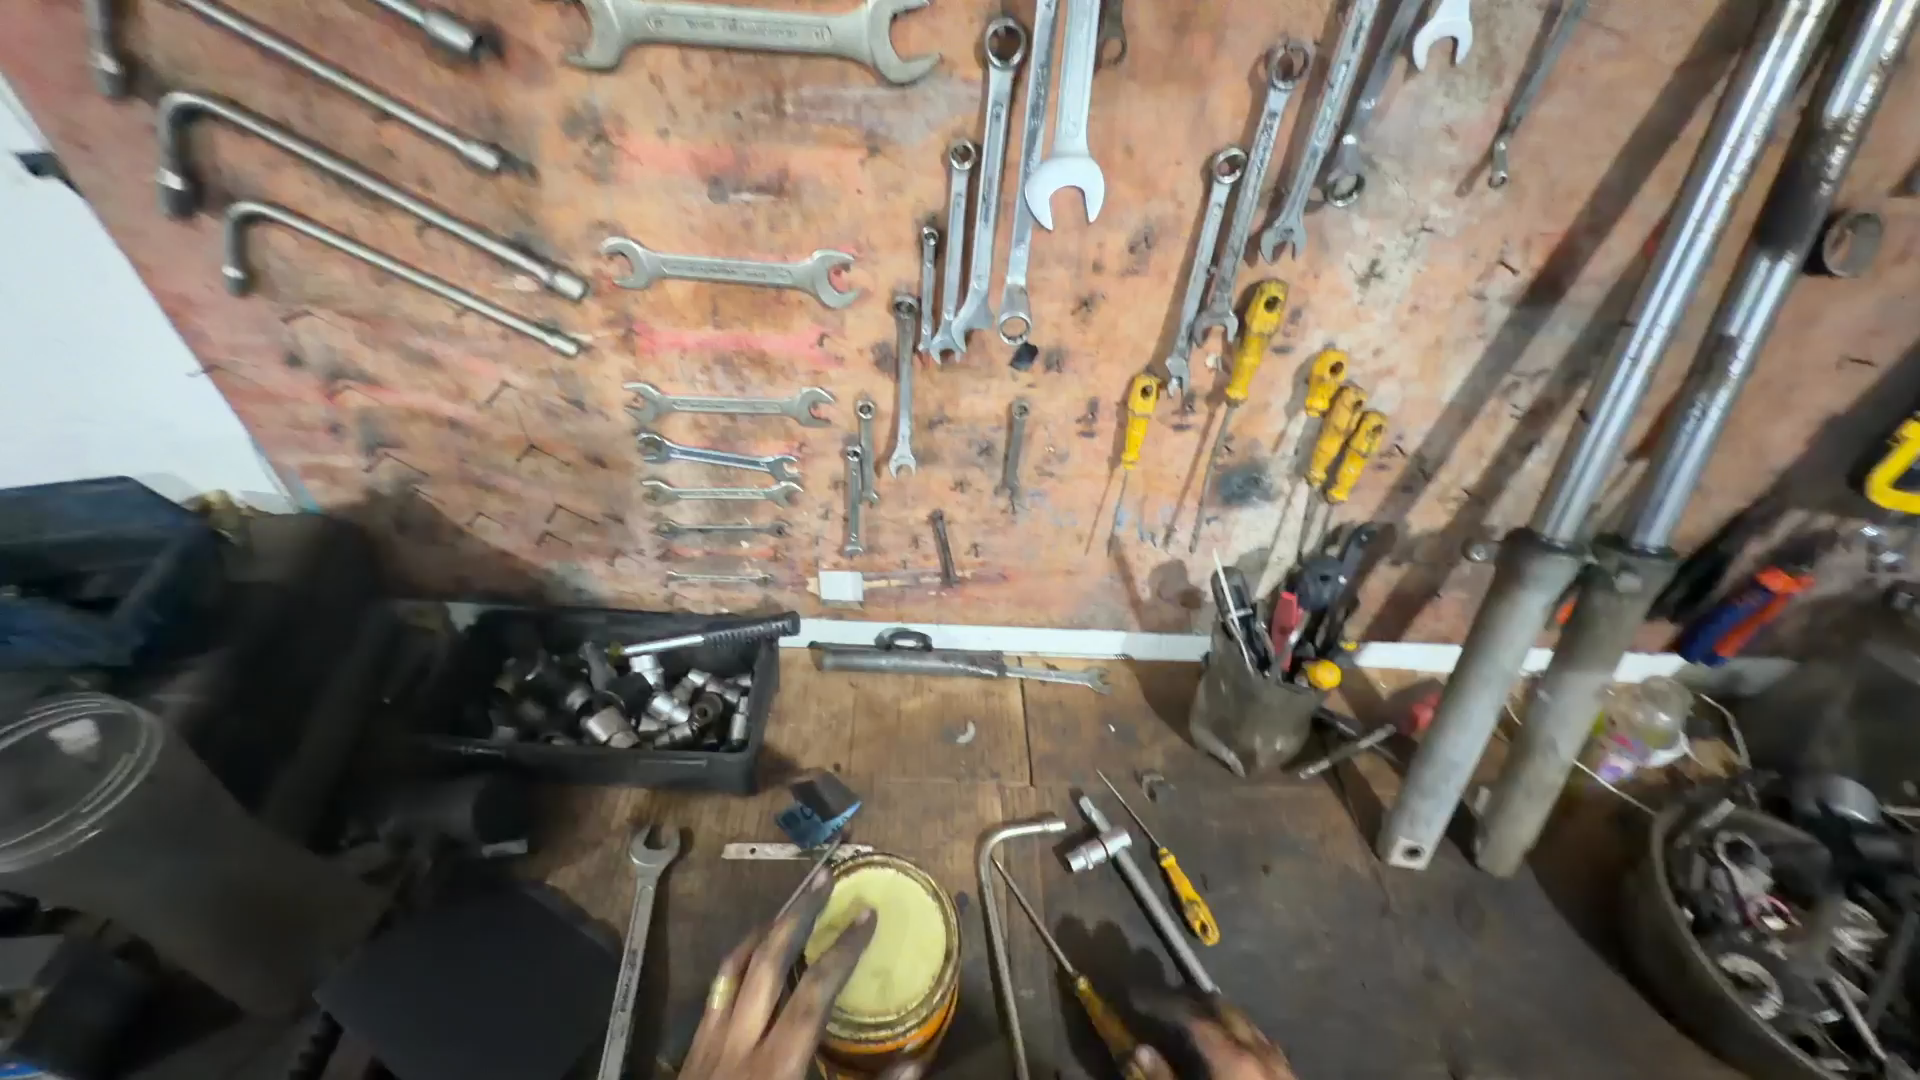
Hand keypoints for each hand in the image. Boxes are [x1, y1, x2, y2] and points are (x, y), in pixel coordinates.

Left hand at [678, 870, 916, 1079]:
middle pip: (769, 960)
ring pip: (735, 966)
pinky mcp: (693, 1053)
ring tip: (795, 900)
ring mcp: (709, 1045)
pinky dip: (740, 957)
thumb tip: (918, 1060)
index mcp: (775, 1067)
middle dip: (800, 913)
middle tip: (826, 876)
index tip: (868, 914)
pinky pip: (717, 987)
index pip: (814, 991)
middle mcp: (738, 1046)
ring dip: (768, 927)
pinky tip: (754, 950)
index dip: (844, 949)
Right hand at [1131, 1005, 1297, 1079]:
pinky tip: (1230, 1050)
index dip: (1158, 1002)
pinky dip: (1240, 1036)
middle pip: (1220, 1009)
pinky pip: (1263, 1044)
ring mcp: (1281, 1067)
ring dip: (1215, 1016)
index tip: (1133, 997)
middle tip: (1159, 1004)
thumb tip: (1140, 1050)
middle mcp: (1259, 1053)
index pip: (1189, 1015)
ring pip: (1245, 1022)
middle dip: (1188, 1000)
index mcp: (1232, 1060)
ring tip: (1190, 1022)